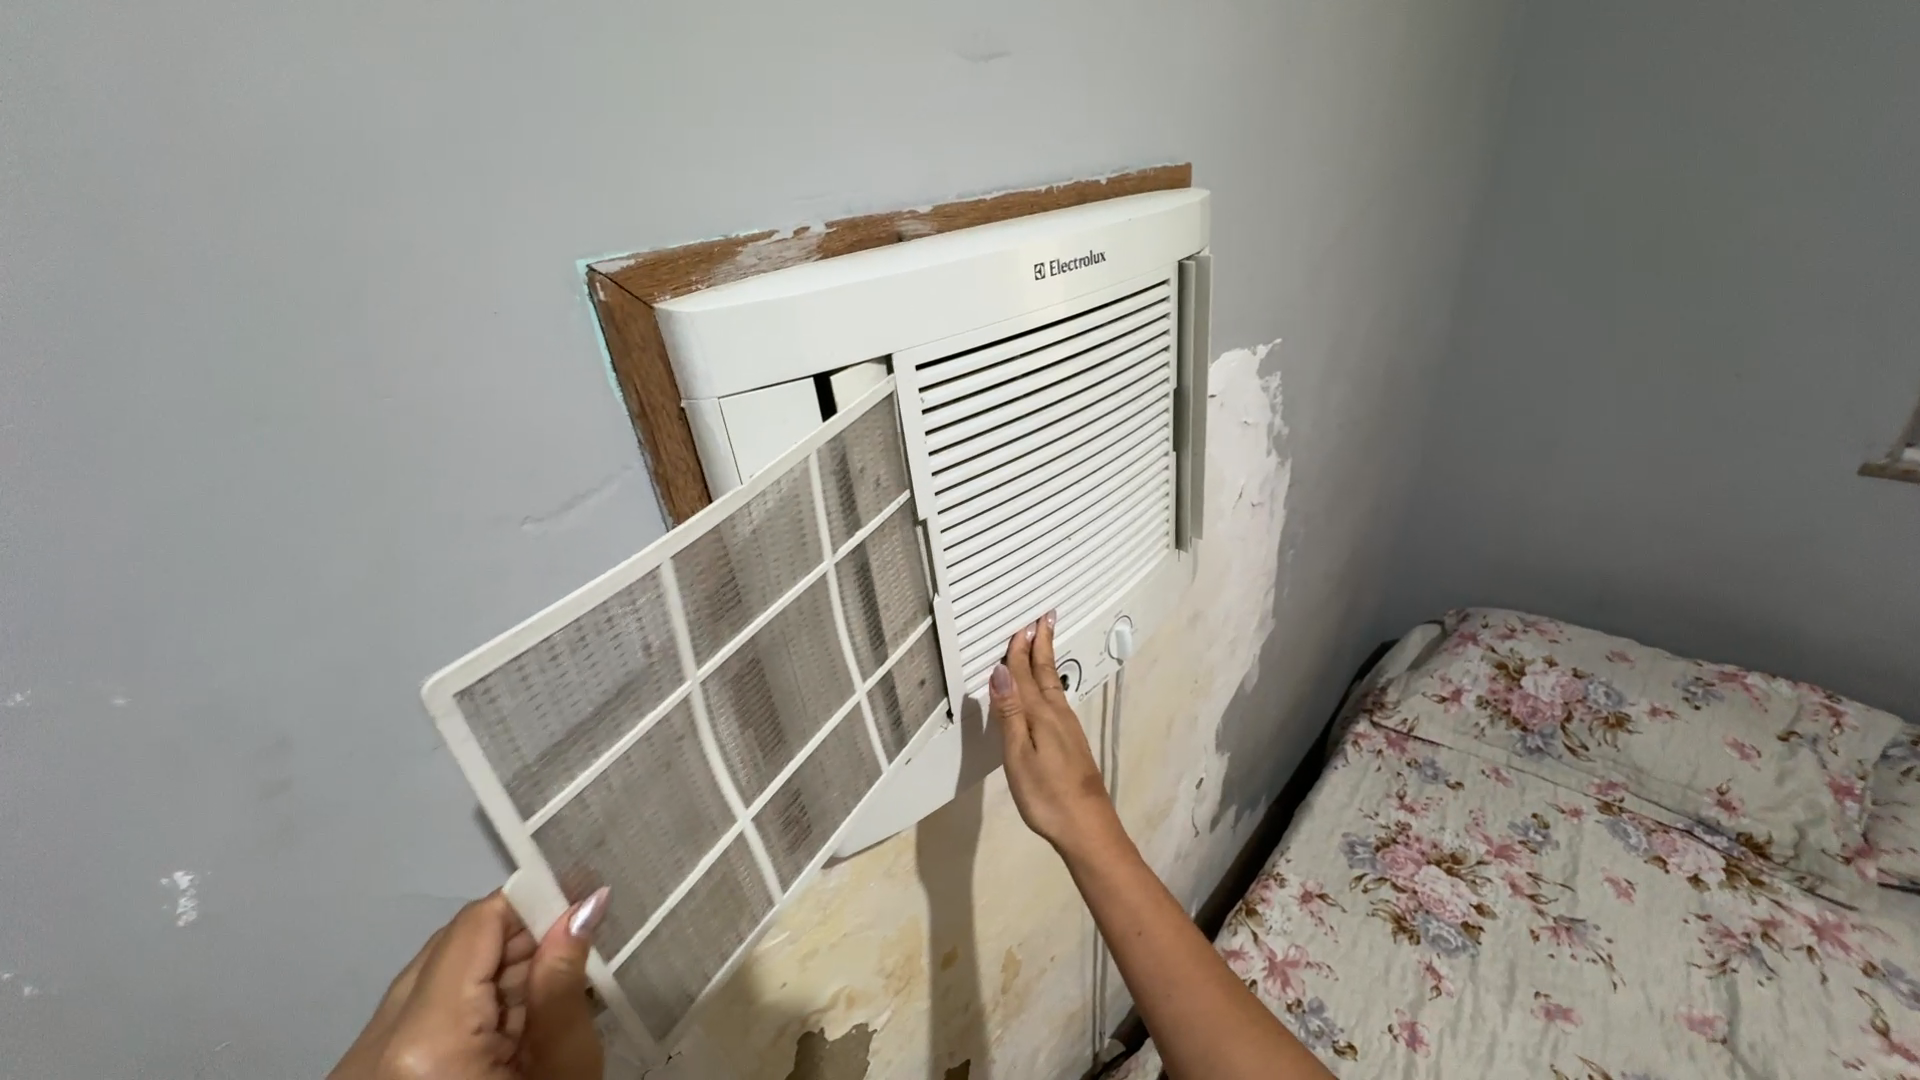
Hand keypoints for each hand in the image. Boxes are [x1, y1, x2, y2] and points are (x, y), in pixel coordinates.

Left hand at [330, 888, 608, 1079]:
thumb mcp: (563, 1068)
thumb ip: (563, 982)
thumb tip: (586, 904)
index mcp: (424, 1041)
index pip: (476, 923)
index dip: (531, 903)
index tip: (581, 901)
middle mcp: (372, 1045)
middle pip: (451, 946)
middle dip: (516, 942)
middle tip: (571, 959)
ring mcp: (354, 1066)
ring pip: (432, 977)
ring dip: (492, 975)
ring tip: (540, 1007)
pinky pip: (414, 1015)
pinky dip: (464, 1009)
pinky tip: (503, 1036)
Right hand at [992, 611, 1123, 857]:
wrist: (1088, 826)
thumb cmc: (1046, 795)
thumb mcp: (1018, 756)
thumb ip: (1010, 713)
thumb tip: (1000, 671)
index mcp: (1040, 715)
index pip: (1023, 675)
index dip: (1019, 650)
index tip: (1021, 623)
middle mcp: (1056, 714)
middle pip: (1045, 672)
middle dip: (1041, 644)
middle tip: (1043, 616)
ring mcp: (1067, 727)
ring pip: (1053, 683)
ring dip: (1046, 659)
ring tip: (1043, 641)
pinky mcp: (1071, 740)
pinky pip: (1056, 697)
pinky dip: (1049, 681)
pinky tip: (1048, 686)